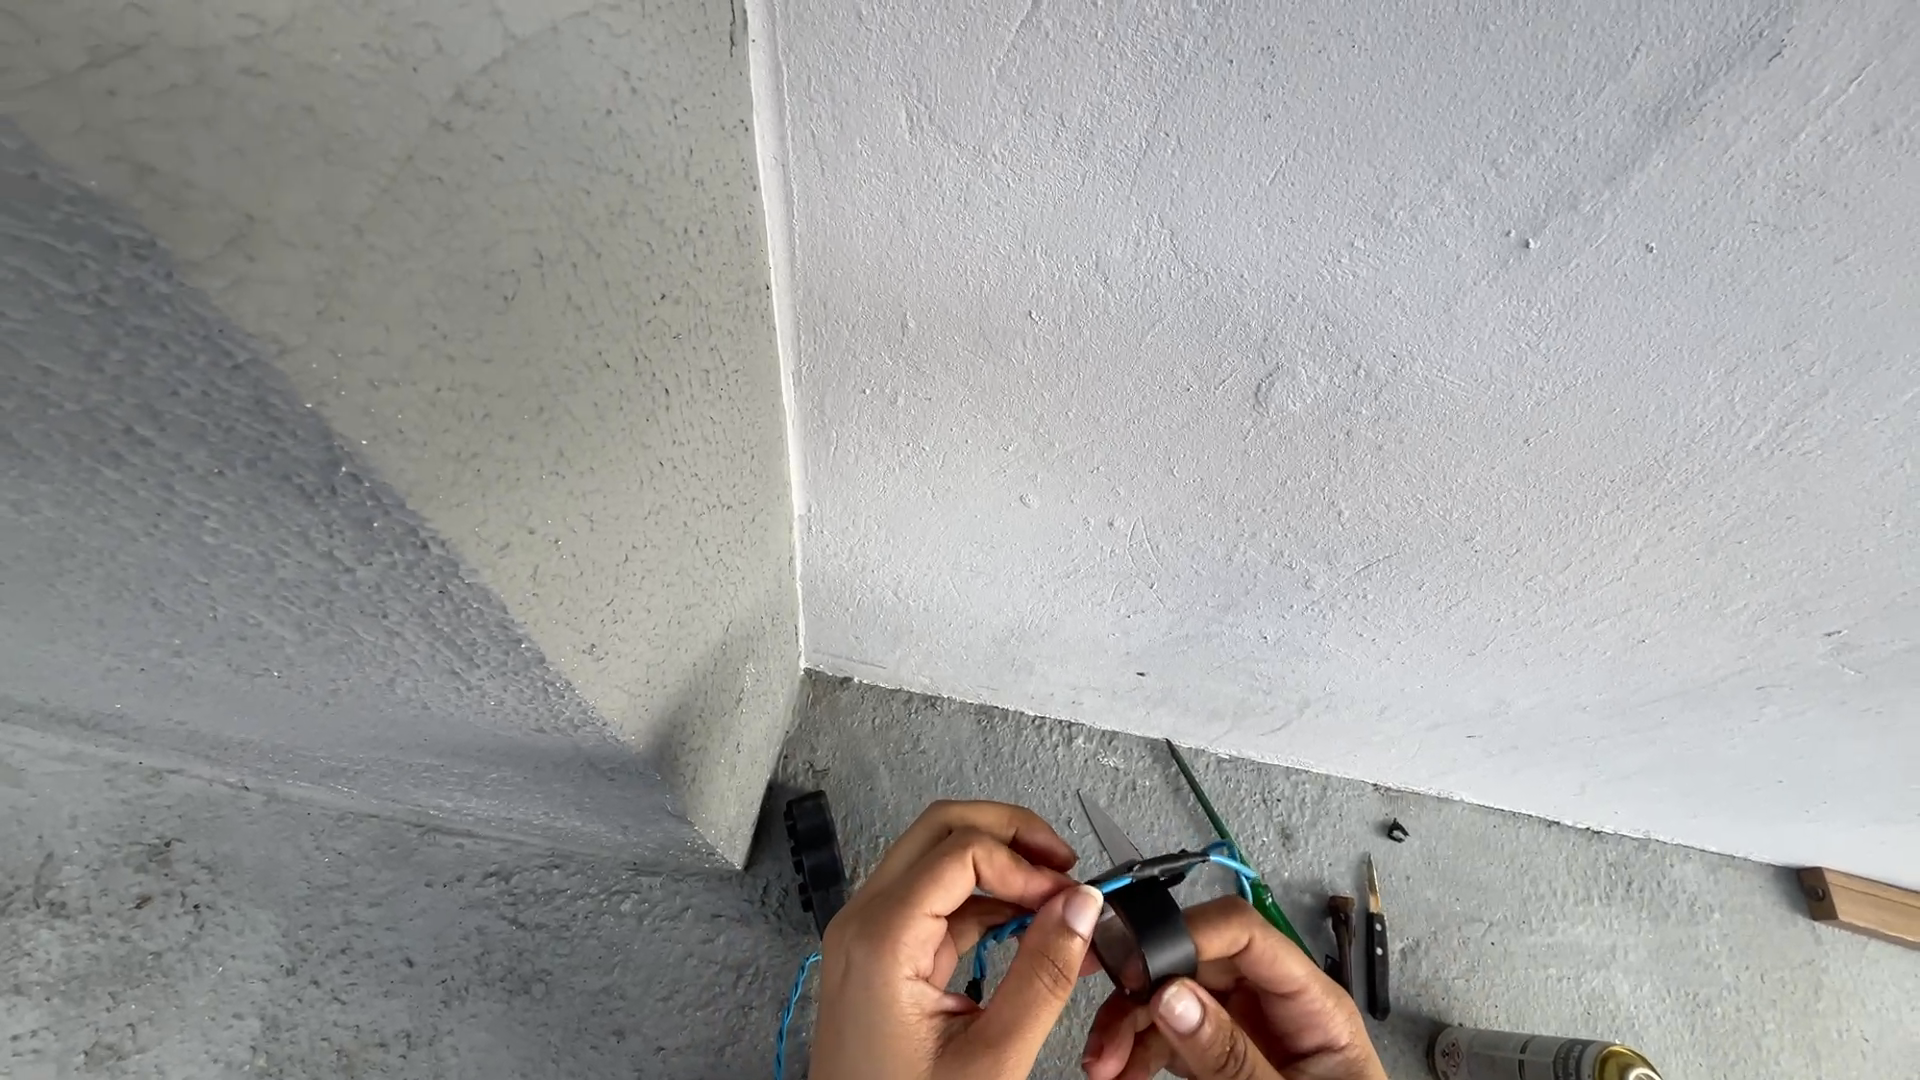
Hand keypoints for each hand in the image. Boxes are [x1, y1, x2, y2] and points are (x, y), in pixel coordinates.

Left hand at [809, 800, 1107, 1079]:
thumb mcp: (992, 1061)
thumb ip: (1043, 975)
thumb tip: (1081, 905)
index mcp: (882, 937)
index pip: (960, 850)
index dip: (1023, 863)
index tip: (1067, 895)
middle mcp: (866, 918)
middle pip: (941, 828)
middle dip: (1008, 832)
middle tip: (1061, 860)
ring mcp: (870, 931)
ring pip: (937, 854)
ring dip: (999, 860)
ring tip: (1053, 893)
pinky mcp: (884, 951)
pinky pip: (937, 897)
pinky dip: (984, 897)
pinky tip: (1025, 920)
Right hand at [1080, 897, 1387, 1079]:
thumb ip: (1232, 1058)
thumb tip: (1170, 994)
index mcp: (1309, 1002)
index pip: (1243, 931)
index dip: (1187, 935)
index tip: (1138, 970)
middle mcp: (1272, 1002)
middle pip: (1194, 961)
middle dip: (1143, 989)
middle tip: (1106, 1029)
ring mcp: (1243, 1027)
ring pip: (1171, 993)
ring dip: (1129, 1023)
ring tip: (1103, 1065)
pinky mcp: (1220, 1053)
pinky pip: (1169, 1032)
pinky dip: (1137, 1049)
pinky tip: (1119, 1071)